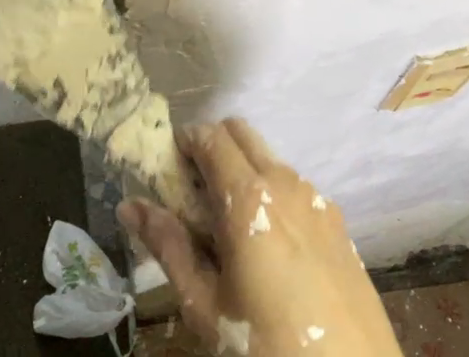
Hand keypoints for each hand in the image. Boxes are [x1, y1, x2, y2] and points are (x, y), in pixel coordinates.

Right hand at [121, 119, 402, 356]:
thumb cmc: (265, 343)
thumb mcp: (204, 304)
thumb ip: (168, 246)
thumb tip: (129, 205)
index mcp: (250, 196)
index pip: (210, 136)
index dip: (184, 143)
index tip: (169, 170)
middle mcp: (287, 183)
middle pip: (241, 133)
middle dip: (213, 147)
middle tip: (193, 192)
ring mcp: (319, 201)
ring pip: (270, 159)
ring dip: (244, 171)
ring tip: (227, 226)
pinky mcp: (340, 225)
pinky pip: (296, 189)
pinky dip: (272, 195)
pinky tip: (267, 247)